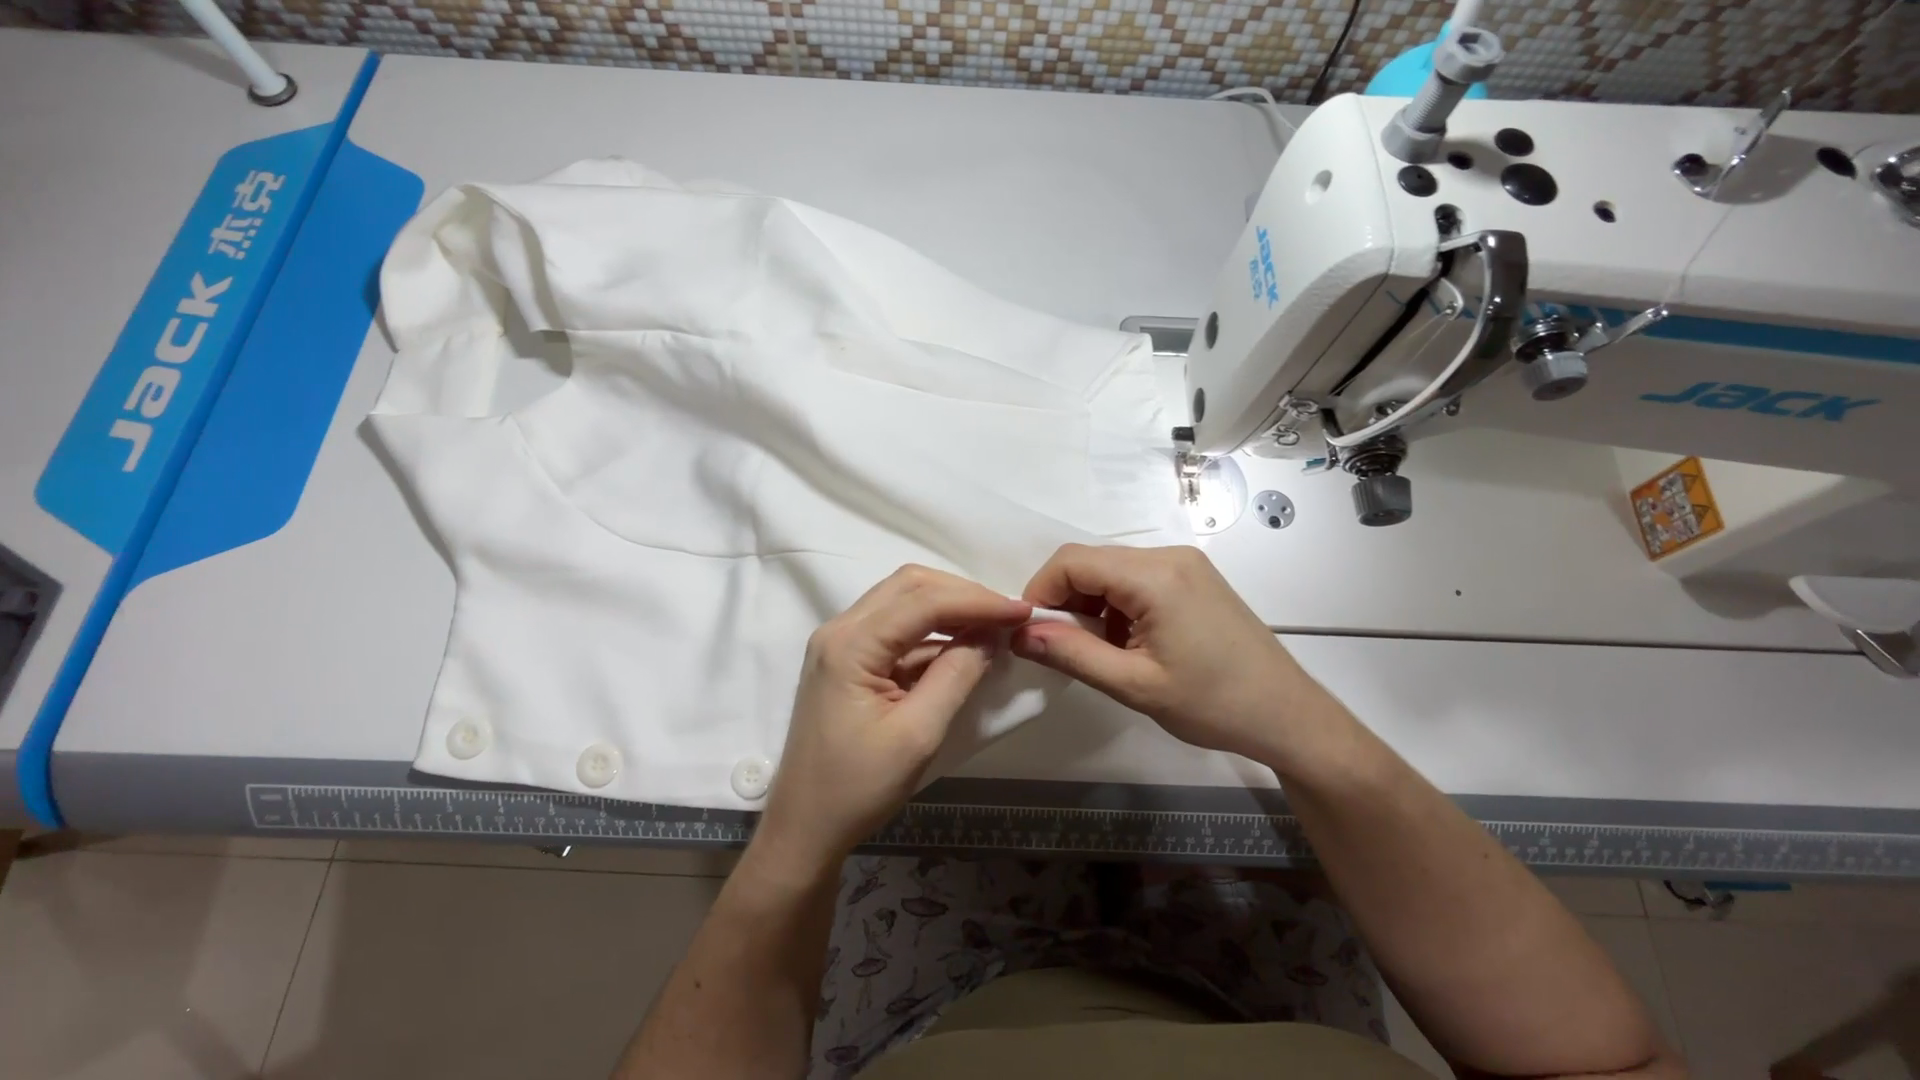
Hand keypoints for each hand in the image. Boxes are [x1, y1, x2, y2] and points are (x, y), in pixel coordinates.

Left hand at [756, 565, 1032, 876]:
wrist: (805, 828)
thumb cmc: (858, 787)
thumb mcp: (918, 734)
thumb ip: (956, 676)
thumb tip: (990, 635)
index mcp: (849, 645)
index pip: (923, 602)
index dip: (978, 601)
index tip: (1024, 611)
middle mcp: (839, 631)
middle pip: (909, 587)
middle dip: (963, 594)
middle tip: (1008, 615)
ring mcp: (840, 645)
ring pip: (902, 602)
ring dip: (949, 608)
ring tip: (994, 627)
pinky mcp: (847, 662)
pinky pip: (895, 630)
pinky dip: (932, 632)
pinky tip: (963, 646)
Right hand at [1010, 544, 1323, 762]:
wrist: (1285, 715)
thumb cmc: (1212, 704)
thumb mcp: (1134, 685)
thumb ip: (1072, 654)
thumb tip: (1019, 635)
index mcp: (1155, 576)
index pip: (1072, 561)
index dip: (1040, 592)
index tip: (1031, 634)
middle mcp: (1169, 556)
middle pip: (1091, 562)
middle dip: (1065, 601)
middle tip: (1061, 649)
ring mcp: (1186, 565)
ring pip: (1112, 571)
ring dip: (1090, 606)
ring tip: (1099, 652)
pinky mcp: (1194, 579)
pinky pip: (1137, 580)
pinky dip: (1117, 606)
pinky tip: (1126, 644)